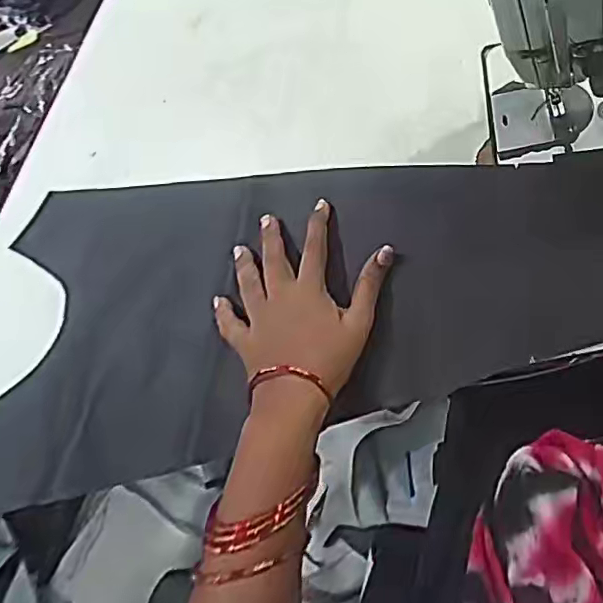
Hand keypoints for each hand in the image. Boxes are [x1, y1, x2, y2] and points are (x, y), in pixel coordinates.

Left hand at [214, 200, 393, 414]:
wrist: (294, 395)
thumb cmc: (329, 359)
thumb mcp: (359, 321)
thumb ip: (370, 285)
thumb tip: (384, 251)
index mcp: (309, 288)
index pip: (315, 248)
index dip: (318, 224)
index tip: (319, 206)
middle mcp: (280, 295)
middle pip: (275, 259)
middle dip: (272, 237)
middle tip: (267, 219)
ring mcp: (259, 317)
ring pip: (249, 283)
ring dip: (245, 265)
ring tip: (240, 249)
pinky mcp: (245, 339)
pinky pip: (230, 322)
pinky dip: (223, 311)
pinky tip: (218, 301)